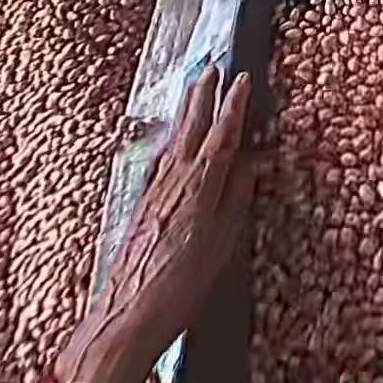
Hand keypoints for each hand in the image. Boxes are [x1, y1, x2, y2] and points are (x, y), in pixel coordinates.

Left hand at [53, 67, 252, 382]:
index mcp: (201, 183)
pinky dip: (174, 134)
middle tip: (212, 67)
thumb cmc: (184, 280)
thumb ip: (238, 192)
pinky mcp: (145, 201)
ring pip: (178, 136)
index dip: (234, 105)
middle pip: (194, 126)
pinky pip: (165, 154)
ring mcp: (158, 188)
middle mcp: (177, 177)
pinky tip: (174, 133)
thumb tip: (254, 159)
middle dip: (205, 95)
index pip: (223, 134)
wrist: (128, 314)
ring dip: (188, 108)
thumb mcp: (224, 238)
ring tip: (194, 86)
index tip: (242, 79)